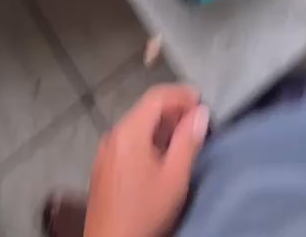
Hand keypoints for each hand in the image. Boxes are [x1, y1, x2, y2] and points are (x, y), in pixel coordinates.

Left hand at [83, 85, 209, 236]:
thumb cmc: (145, 212)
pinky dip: (148, 138)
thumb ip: (188, 141)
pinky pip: (128, 140)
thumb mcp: (174, 178)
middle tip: (197, 120)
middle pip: (145, 109)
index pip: (156, 97)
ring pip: (137, 125)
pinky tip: (161, 155)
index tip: (202, 100)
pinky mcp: (103, 167)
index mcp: (128, 131)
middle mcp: (113, 134)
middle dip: (173, 110)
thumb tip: (201, 112)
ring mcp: (105, 151)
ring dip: (161, 125)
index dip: (180, 93)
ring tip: (184, 136)